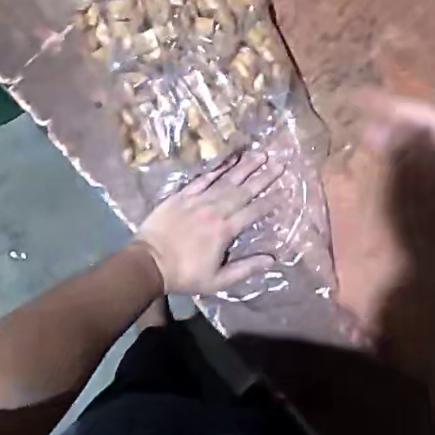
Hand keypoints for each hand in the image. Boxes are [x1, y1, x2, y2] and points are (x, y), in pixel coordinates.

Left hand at [133, 149, 282, 295]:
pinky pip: (201, 179)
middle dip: (263, 176)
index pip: (253, 211)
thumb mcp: (218, 280)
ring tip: (259, 155)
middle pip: (243, 190)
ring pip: (224, 180)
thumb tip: (271, 259)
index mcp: (224, 230)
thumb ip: (245, 268)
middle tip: (279, 162)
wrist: (149, 262)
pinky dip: (215, 169)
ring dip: (243, 167)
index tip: (285, 190)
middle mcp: (213, 210)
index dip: (271, 201)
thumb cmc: (184, 274)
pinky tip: (227, 161)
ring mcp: (196, 200)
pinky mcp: (180, 195)